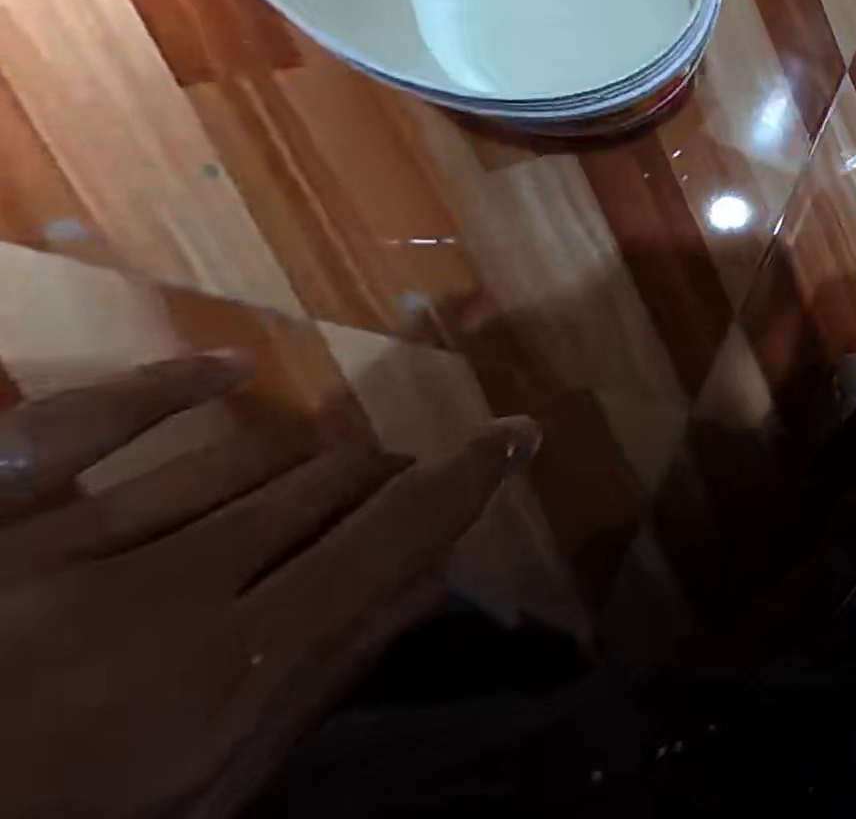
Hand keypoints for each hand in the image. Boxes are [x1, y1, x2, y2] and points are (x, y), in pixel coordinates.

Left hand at [0, 352, 540, 818]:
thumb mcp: (207, 791)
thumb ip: (327, 672)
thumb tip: (436, 570)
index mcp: (217, 676)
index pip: (394, 534)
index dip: (472, 475)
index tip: (518, 434)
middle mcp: (145, 599)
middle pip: (333, 482)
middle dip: (389, 483)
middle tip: (394, 503)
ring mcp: (38, 555)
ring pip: (247, 458)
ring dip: (311, 468)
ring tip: (317, 490)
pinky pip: (70, 426)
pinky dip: (160, 388)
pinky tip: (226, 369)